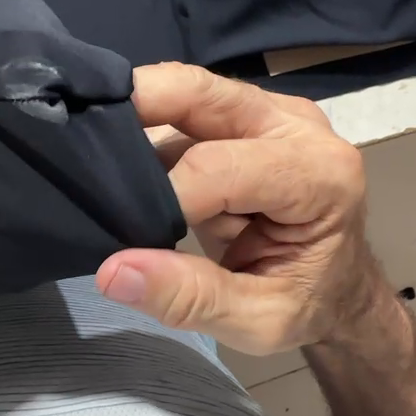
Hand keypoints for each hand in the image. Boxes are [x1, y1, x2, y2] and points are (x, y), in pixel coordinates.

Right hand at [95, 63, 385, 355]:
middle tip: (76, 134)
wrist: (339, 287)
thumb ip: (190, 298)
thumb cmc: (310, 305)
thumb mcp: (258, 323)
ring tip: (90, 150)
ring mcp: (270, 114)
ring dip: (137, 116)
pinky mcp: (243, 116)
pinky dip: (146, 129)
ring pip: (187, 93)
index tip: (125, 233)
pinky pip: (184, 110)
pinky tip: (116, 158)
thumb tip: (112, 271)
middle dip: (136, 106)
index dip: (164, 195)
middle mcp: (297, 127)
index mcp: (319, 176)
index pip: (220, 166)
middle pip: (201, 94)